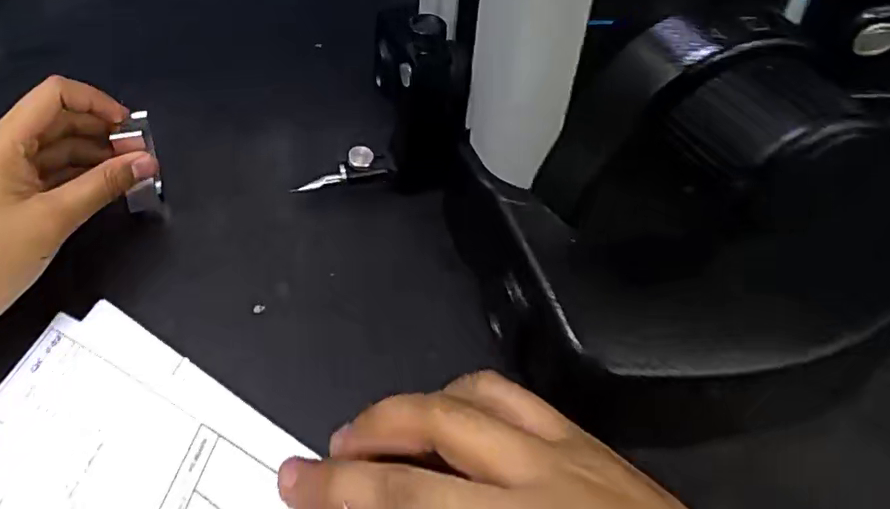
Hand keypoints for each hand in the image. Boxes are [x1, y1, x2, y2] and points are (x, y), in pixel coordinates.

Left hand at [0, 76, 154, 358]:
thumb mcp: (51, 222)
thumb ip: (102, 186)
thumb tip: (147, 161)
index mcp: (1, 142)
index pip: (55, 94)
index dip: (96, 102)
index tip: (129, 128)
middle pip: (54, 120)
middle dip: (98, 132)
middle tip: (138, 156)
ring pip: (47, 149)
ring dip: (86, 156)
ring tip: (124, 174)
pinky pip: (35, 173)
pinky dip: (66, 177)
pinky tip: (93, 190)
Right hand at [278, 371, 684, 508]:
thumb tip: (383, 507)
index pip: (407, 498)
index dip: (342, 493)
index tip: (300, 489)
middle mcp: (538, 487)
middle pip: (424, 442)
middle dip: (355, 451)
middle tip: (314, 464)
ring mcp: (566, 456)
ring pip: (463, 400)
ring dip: (403, 410)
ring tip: (366, 430)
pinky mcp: (589, 443)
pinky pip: (511, 392)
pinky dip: (462, 391)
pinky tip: (444, 404)